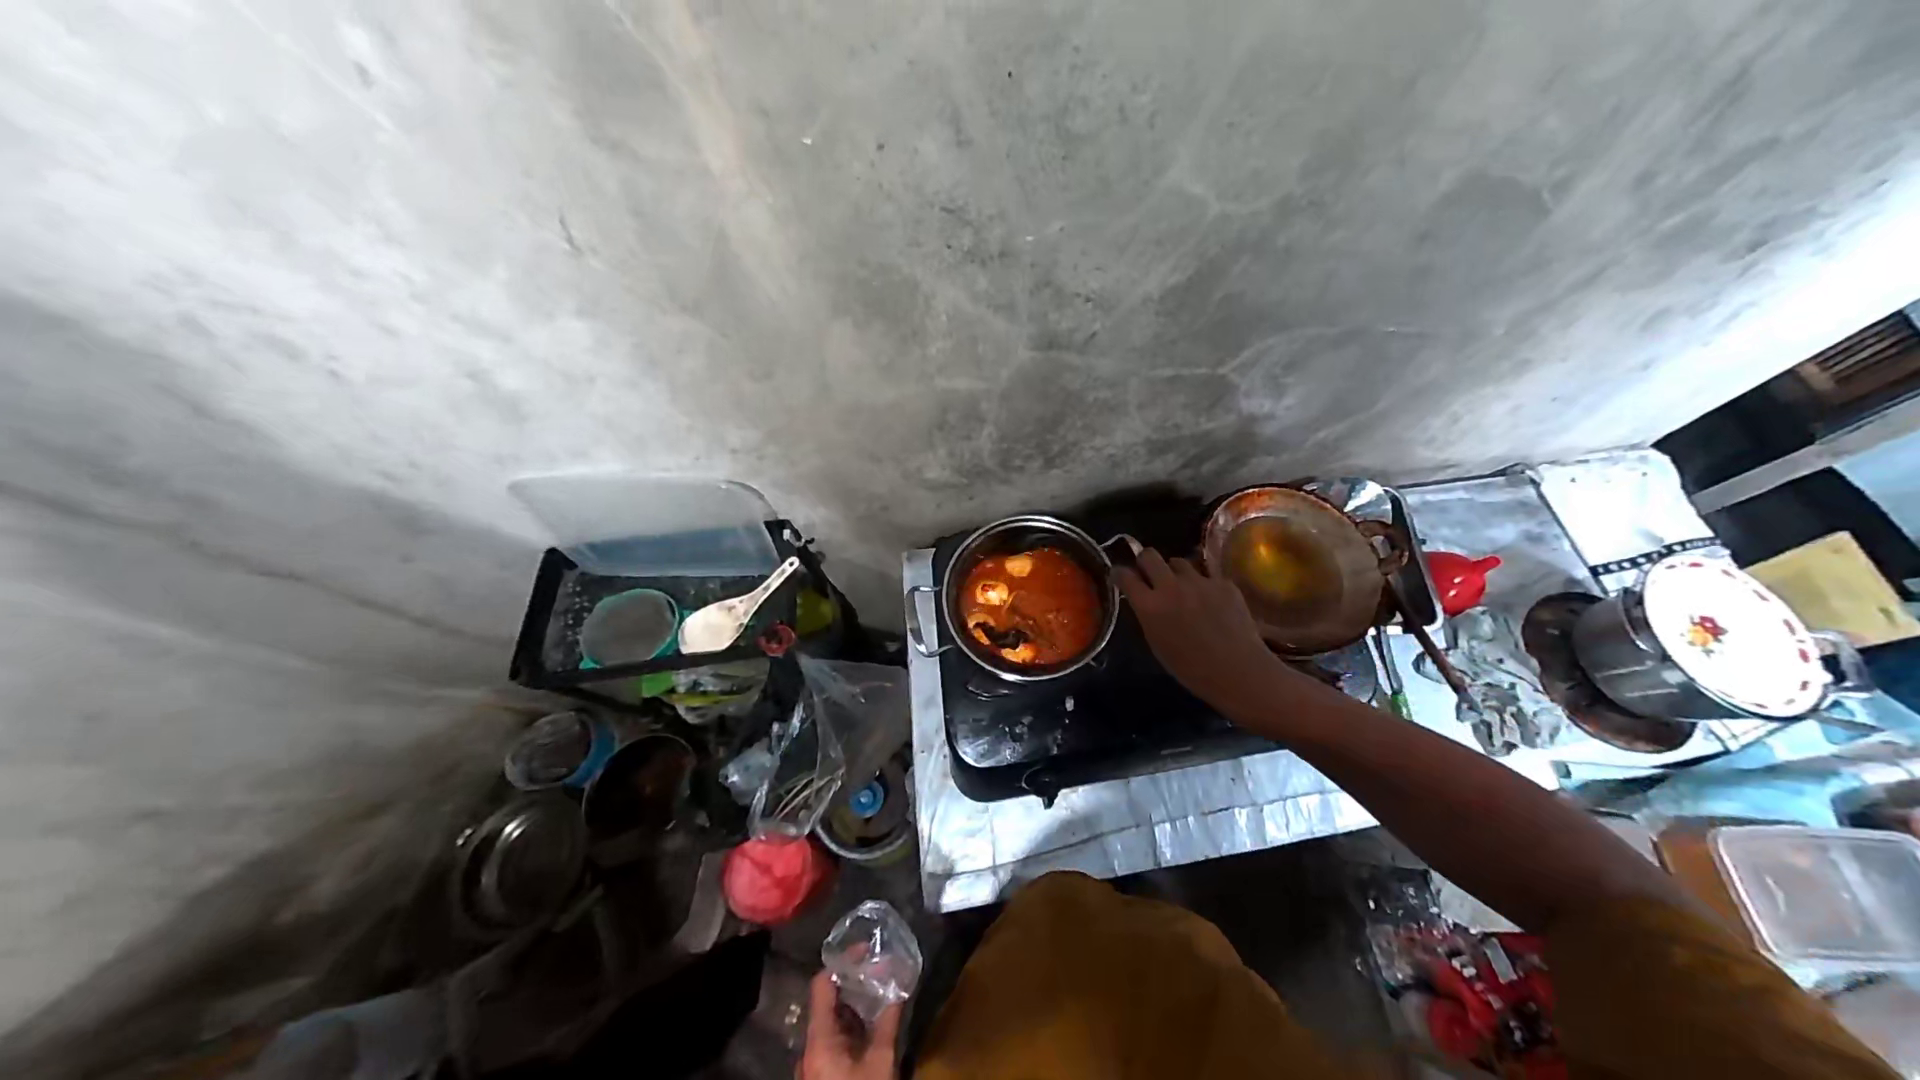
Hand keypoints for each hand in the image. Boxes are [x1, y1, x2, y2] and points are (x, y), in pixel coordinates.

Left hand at [798, 971, 901, 1079]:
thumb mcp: (880, 1061)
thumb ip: (887, 1022)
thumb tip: (897, 988)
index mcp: (818, 1040)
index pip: (822, 985)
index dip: (843, 963)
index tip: (865, 951)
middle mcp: (808, 1047)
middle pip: (826, 1002)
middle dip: (852, 984)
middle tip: (877, 971)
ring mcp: (810, 1061)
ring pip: (829, 1021)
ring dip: (852, 1007)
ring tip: (878, 993)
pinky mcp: (817, 1072)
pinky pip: (830, 1040)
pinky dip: (849, 1027)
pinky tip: (869, 1026)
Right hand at [1115, 548, 1300, 723]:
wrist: (1237, 670)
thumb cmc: (1190, 668)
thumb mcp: (1156, 643)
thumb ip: (1147, 615)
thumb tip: (1143, 599)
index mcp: (1150, 606)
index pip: (1125, 575)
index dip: (1119, 573)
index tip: (1120, 575)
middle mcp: (1171, 587)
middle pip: (1149, 555)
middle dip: (1146, 562)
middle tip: (1150, 574)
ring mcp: (1199, 581)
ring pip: (1179, 562)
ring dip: (1175, 572)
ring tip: (1183, 588)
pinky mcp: (1223, 582)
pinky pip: (1206, 575)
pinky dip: (1203, 585)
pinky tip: (1211, 602)